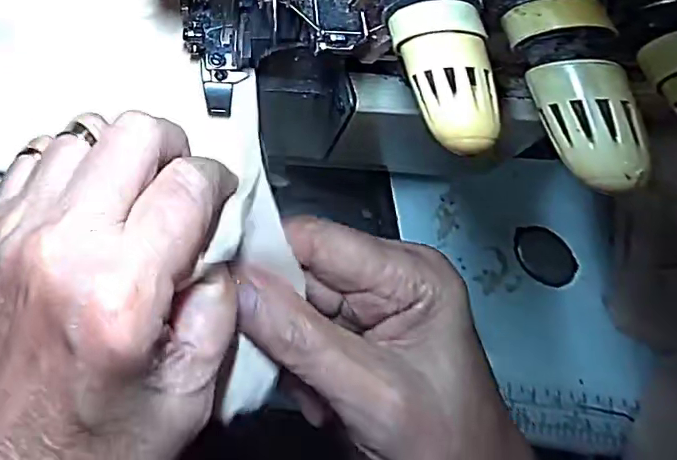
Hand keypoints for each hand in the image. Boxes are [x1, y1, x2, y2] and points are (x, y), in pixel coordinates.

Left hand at [0, 112, 240, 459]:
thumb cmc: (82, 446)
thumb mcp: (184, 401)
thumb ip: (217, 311)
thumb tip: (215, 242)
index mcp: (119, 293)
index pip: (185, 186)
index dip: (217, 180)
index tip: (218, 191)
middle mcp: (62, 245)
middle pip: (134, 132)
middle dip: (171, 146)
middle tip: (177, 179)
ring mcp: (16, 228)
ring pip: (83, 130)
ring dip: (116, 152)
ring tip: (127, 190)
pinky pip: (36, 154)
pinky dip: (68, 163)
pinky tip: (80, 198)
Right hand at [235, 216, 528, 459]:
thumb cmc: (453, 449)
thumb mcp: (376, 396)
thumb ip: (303, 339)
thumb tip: (240, 286)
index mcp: (408, 271)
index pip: (314, 237)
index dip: (264, 254)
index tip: (224, 279)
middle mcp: (384, 272)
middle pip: (298, 266)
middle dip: (272, 308)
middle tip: (254, 344)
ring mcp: (366, 299)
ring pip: (290, 295)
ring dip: (280, 338)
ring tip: (299, 383)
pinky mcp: (350, 325)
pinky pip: (297, 322)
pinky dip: (290, 353)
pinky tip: (309, 387)